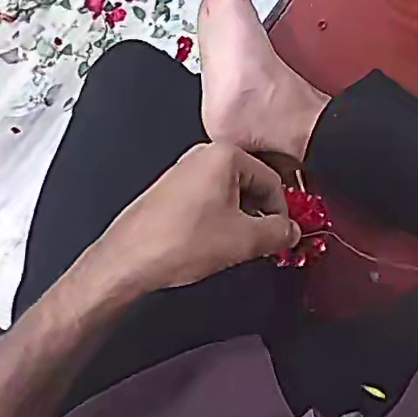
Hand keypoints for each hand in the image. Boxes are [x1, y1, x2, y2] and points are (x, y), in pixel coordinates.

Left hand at [83, 142, 300, 296]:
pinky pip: (208, 199)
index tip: (282, 235)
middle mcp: (203, 156)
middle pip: (251, 185)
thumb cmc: (177, 242)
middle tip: (260, 243)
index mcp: (225, 156)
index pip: (272, 181)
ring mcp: (185, 171)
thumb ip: (278, 233)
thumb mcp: (244, 240)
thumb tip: (290, 231)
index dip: (281, 213)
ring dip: (238, 220)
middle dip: (259, 216)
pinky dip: (217, 220)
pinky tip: (210, 244)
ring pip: (230, 194)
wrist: (126, 261)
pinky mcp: (171, 190)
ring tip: (232, 247)